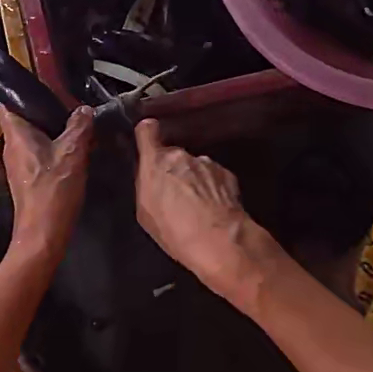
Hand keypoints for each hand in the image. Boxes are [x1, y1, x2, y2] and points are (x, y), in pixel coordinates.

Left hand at [0, 104, 93, 256]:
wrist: (43, 234)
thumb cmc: (53, 190)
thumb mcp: (72, 153)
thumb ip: (79, 127)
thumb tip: (85, 109)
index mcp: (16, 135)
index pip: (7, 104)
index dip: (20, 92)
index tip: (41, 84)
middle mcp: (12, 147)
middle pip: (24, 120)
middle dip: (44, 111)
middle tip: (69, 103)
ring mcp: (18, 165)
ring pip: (33, 138)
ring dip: (52, 131)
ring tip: (75, 124)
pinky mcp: (27, 179)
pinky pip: (39, 154)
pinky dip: (53, 149)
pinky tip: (73, 151)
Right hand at [133, 119, 278, 301]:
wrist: (220, 241)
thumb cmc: (174, 230)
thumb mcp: (145, 211)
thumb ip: (145, 184)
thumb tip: (151, 176)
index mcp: (156, 162)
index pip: (147, 130)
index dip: (147, 134)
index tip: (148, 141)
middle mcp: (181, 156)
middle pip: (172, 156)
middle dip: (172, 170)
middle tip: (174, 195)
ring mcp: (206, 163)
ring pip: (194, 167)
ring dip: (193, 180)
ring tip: (197, 206)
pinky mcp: (227, 173)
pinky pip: (213, 176)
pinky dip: (211, 188)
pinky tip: (213, 208)